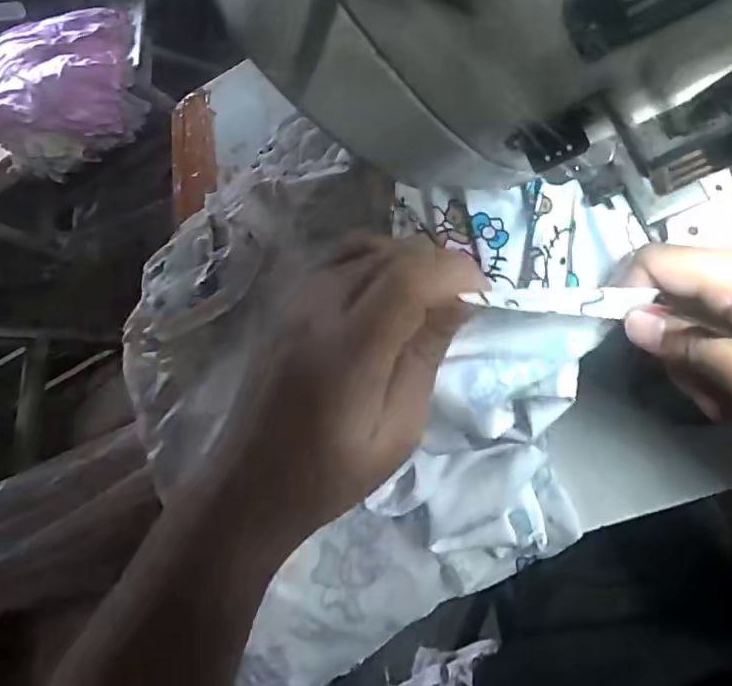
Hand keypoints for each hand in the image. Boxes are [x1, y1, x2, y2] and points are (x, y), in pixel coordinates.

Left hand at [193, 235, 483, 541]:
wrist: (249, 484)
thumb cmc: (331, 473)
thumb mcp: (399, 428)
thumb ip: (426, 355)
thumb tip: (460, 301)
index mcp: (349, 350)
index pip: (409, 278)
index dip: (454, 271)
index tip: (482, 290)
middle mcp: (319, 309)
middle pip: (394, 254)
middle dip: (441, 264)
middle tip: (464, 294)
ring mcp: (298, 298)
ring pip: (369, 246)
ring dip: (410, 259)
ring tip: (431, 291)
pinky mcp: (289, 299)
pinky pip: (343, 256)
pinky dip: (378, 258)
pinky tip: (390, 289)